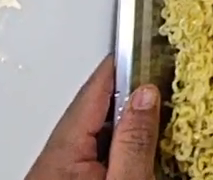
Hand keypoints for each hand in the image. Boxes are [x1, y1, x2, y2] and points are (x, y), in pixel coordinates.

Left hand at [25, 56, 160, 179]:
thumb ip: (135, 141)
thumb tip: (146, 94)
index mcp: (62, 153)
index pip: (95, 89)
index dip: (126, 63)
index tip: (151, 46)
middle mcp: (51, 162)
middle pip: (94, 109)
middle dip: (128, 92)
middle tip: (162, 80)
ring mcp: (54, 175)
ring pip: (93, 131)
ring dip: (123, 119)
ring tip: (155, 114)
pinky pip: (90, 152)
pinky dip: (115, 142)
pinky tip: (135, 147)